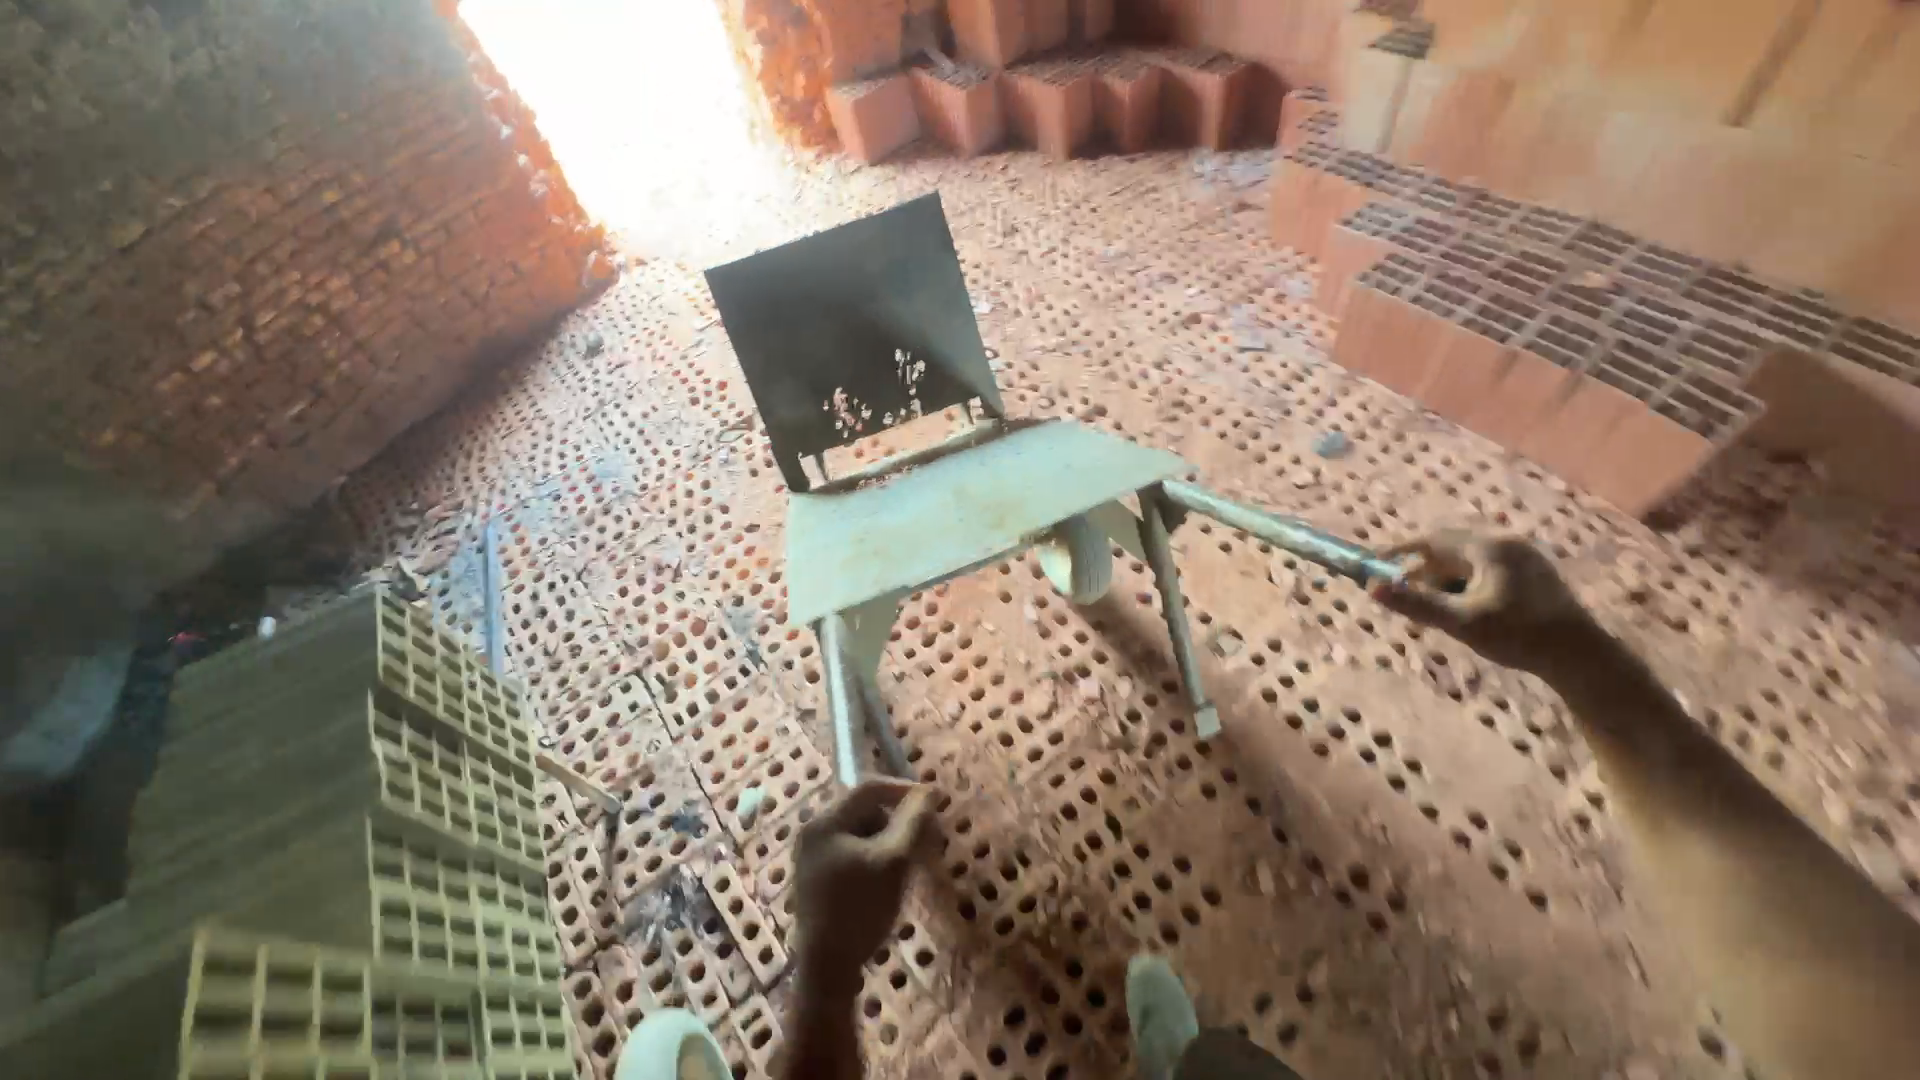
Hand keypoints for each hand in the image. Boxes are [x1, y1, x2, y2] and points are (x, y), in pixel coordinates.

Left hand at [791, 779, 939, 991]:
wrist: (827, 969)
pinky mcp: (817, 877)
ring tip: (907, 863)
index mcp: (825, 822)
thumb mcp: (894, 860)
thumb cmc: (861, 909)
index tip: (933, 803)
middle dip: (897, 820)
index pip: (869, 788)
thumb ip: (913, 821)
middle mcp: (812, 831)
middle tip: (923, 839)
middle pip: (863, 809)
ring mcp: (811, 856)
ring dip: (887, 839)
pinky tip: (888, 879)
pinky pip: (851, 851)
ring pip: (859, 832)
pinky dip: (873, 856)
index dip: (904, 790)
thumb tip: (930, 789)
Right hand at [1367, 531, 1604, 683]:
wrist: (1581, 656)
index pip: (1431, 540)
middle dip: (1422, 567)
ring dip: (1443, 576)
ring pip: (1466, 558)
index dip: (1398, 551)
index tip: (1373, 562)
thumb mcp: (1460, 621)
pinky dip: (1463, 581)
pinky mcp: (1531, 572)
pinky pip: (1484, 567)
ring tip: (1433, 603)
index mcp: (1488, 547)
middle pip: (1448, 547)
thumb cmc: (1518, 635)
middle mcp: (1505, 542)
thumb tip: (1370, 588)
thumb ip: (1415, 603)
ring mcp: (1522, 556)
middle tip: (1402, 589)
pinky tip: (1462, 605)